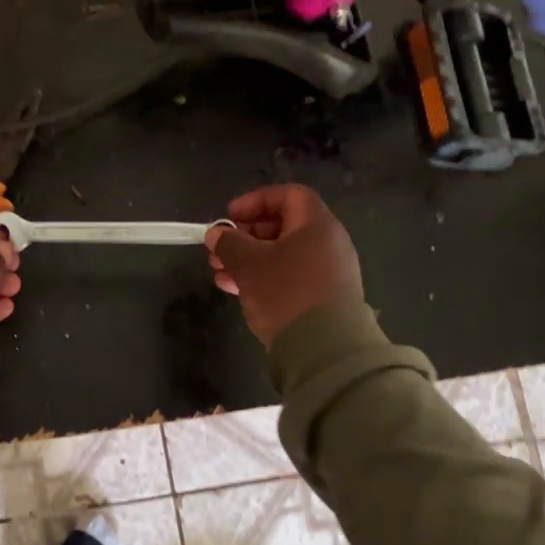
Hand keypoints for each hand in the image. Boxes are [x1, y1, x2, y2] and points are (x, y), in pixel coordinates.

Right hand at [204, 184, 361, 345]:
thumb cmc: (287, 294)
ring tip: (219, 272)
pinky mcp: (321, 298)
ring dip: (248, 259)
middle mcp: (327, 243)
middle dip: (245, 235)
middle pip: (283, 226)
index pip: (288, 195)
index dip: (256, 200)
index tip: (229, 216)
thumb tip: (216, 233)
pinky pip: (288, 276)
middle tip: (218, 249)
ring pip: (281, 254)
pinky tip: (235, 288)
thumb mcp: (250, 265)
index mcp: (317, 225)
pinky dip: (262, 277)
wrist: (326, 349)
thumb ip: (230, 244)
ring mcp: (327, 272)